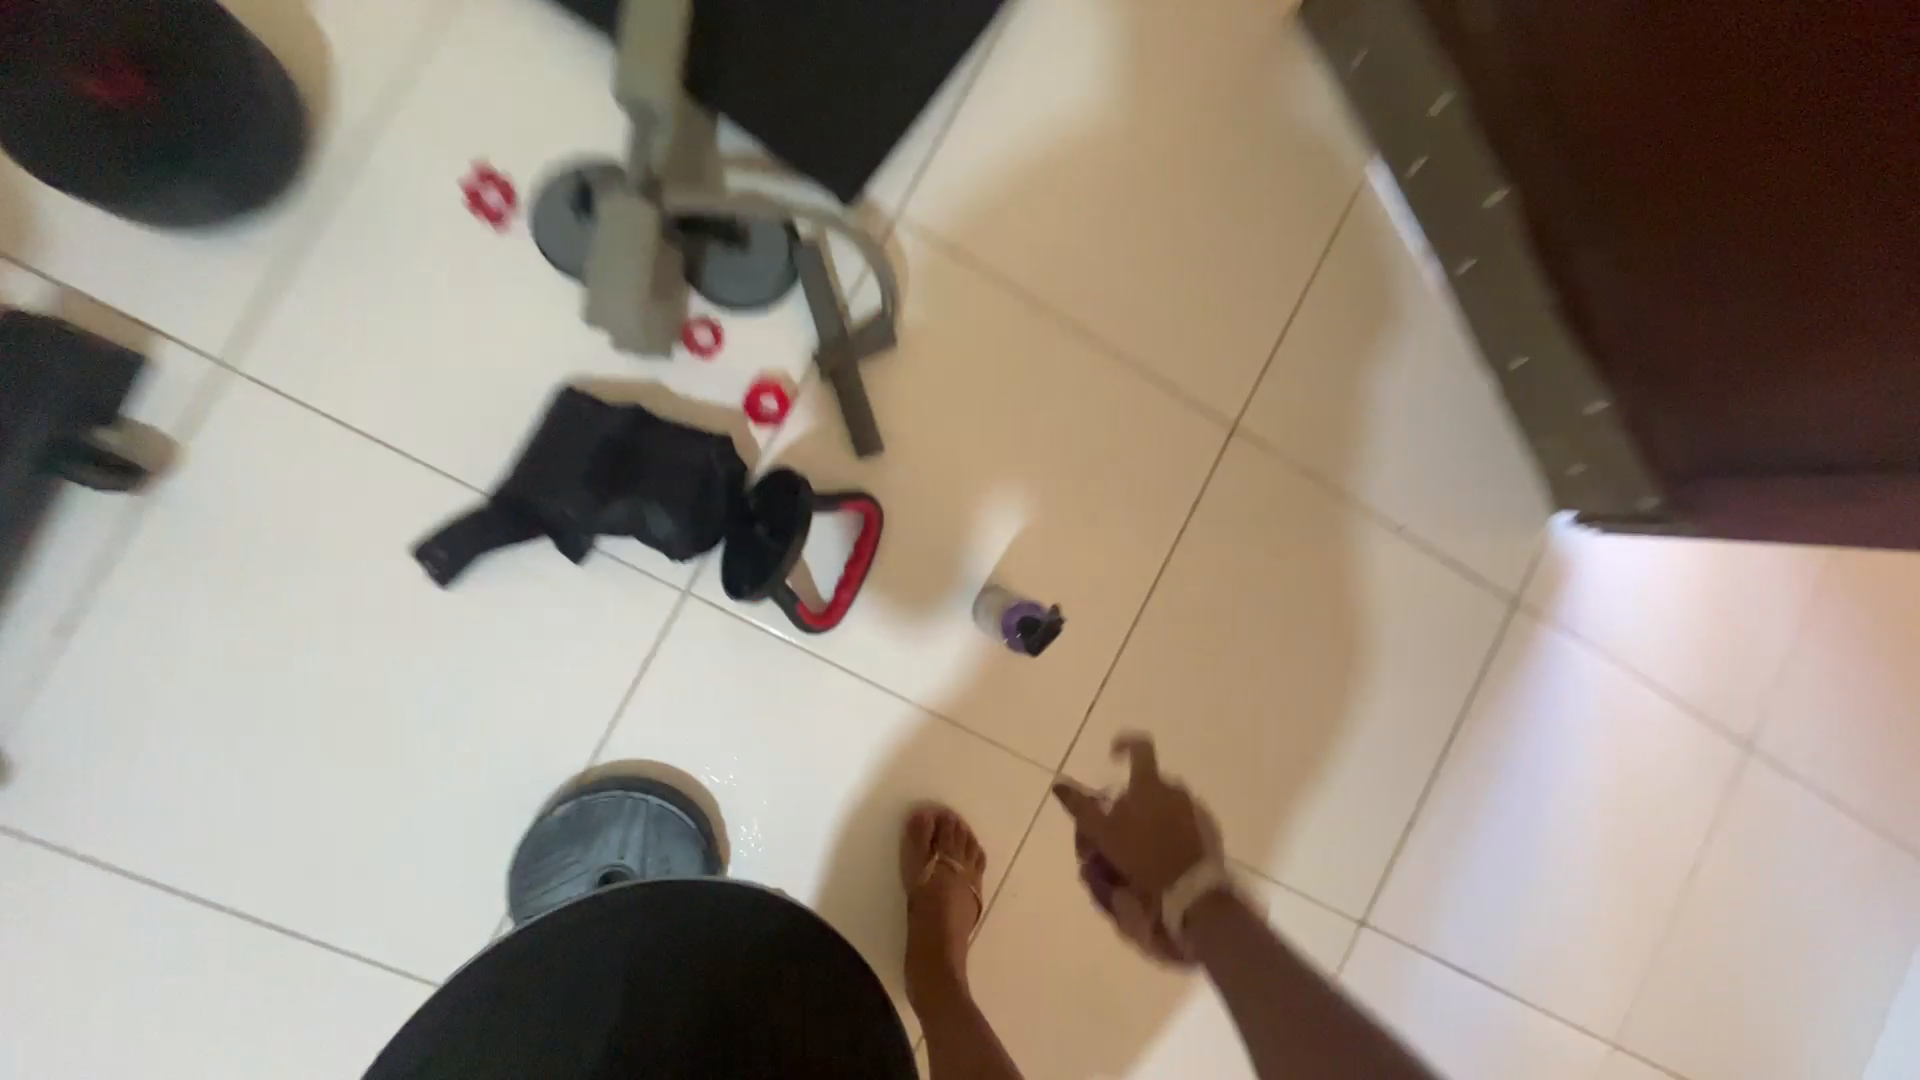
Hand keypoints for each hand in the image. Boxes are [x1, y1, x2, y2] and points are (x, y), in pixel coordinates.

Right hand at [1054, 734, 1223, 961]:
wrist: (1191, 893)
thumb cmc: (1141, 858)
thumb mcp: (1102, 834)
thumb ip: (1080, 807)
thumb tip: (1059, 784)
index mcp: (1149, 784)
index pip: (1139, 747)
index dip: (1124, 745)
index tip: (1111, 757)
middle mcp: (1175, 789)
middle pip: (1147, 783)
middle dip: (1129, 799)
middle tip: (1115, 825)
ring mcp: (1195, 810)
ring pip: (1164, 803)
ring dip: (1147, 816)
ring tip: (1135, 847)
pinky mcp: (1208, 830)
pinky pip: (1182, 820)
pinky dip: (1167, 830)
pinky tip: (1157, 854)